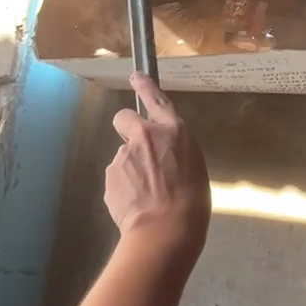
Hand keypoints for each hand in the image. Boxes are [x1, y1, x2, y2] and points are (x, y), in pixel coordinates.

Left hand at [104, 74, 209, 250]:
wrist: (165, 229)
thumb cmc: (193, 201)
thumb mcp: (195, 166)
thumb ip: (175, 152)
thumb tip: (163, 157)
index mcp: (174, 132)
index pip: (156, 100)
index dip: (145, 86)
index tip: (136, 76)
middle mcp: (146, 136)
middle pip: (125, 119)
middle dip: (128, 130)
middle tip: (140, 153)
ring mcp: (124, 155)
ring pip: (124, 156)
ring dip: (131, 169)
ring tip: (146, 194)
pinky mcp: (110, 176)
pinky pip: (118, 178)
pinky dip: (125, 188)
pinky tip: (136, 205)